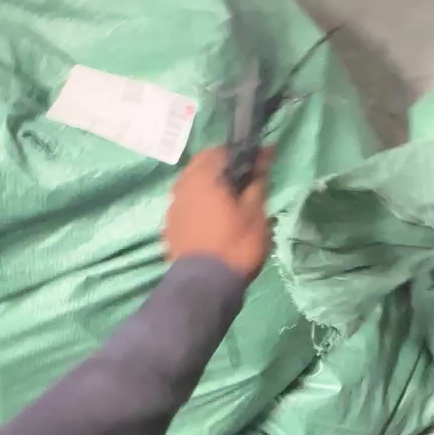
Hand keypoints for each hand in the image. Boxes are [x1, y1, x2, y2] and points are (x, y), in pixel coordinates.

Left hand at [164, 146, 272, 276]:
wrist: (205, 284)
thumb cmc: (236, 245)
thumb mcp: (255, 214)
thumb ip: (257, 182)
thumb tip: (263, 155)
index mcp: (205, 176)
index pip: (223, 150)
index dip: (244, 154)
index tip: (261, 163)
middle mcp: (183, 184)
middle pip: (203, 165)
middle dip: (224, 167)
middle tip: (246, 182)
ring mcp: (173, 205)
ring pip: (193, 184)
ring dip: (210, 186)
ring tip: (229, 201)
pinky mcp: (170, 225)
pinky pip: (187, 204)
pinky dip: (201, 204)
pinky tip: (213, 219)